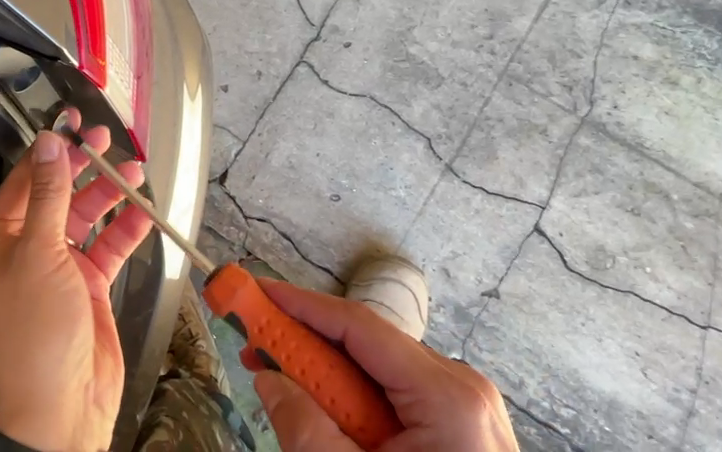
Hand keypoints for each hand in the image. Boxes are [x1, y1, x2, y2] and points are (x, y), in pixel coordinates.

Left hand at [0, 108, 154, 451]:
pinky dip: (125, 229)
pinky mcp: (87, 286)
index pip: (24, 179)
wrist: (59, 411)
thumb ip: (49, 195)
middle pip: (56, 193)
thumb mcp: (39, 253)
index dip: (49, 149)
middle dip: (82, 167)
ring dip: (109, 195)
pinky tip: (144, 212)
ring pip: (85, 217)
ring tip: (135, 171)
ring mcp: (58, 266)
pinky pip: (108, 247)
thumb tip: (49, 142)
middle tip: (106, 140)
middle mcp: (25, 246)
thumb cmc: (34, 332)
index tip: (73, 124)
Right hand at [243, 280, 517, 450]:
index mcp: (446, 396)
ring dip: (328, 370)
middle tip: (255, 347)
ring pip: (380, 367)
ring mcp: (469, 405)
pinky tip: (326, 407)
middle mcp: (463, 386)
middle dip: (307, 341)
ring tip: (284, 382)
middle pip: (368, 343)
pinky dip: (357, 394)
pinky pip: (398, 391)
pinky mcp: (466, 425)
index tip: (252, 291)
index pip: (358, 324)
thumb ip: (305, 429)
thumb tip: (268, 379)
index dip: (300, 303)